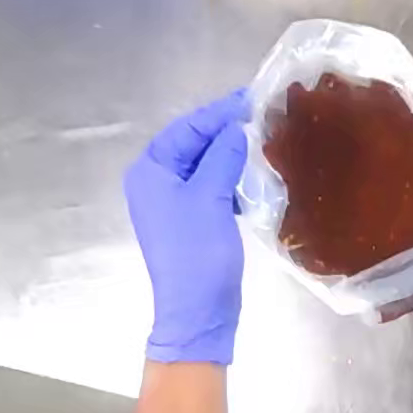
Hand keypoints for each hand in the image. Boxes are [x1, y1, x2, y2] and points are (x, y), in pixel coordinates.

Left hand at [125, 90, 250, 364]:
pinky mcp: (191, 227)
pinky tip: (251, 185)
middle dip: (225, 135)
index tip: (251, 99)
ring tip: (261, 149)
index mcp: (151, 171)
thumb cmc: (199, 254)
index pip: (187, 129)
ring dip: (230, 160)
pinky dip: (230, 185)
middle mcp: (155, 184)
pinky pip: (210, 193)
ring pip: (203, 171)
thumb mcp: (211, 199)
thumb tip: (236, 128)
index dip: (219, 114)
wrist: (198, 312)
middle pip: (193, 147)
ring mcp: (173, 207)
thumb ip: (223, 158)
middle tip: (261, 121)